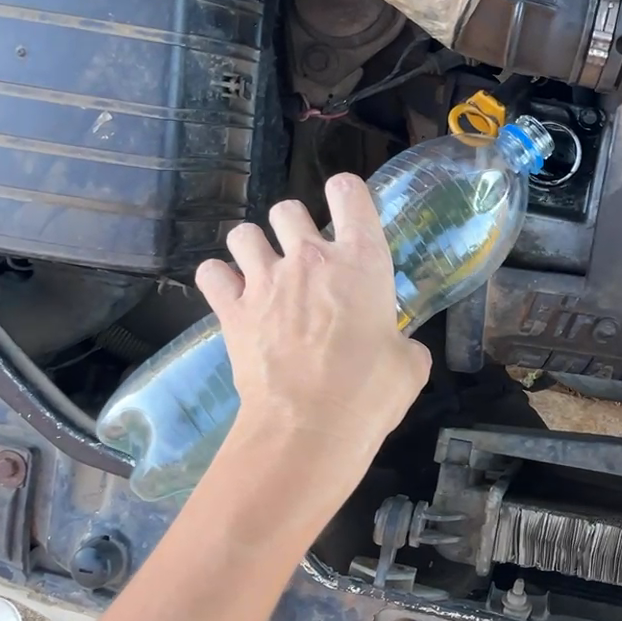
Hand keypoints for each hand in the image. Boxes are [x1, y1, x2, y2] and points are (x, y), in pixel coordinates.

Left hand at [195, 173, 431, 476]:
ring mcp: (264, 280)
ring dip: (254, 248)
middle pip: (289, 208)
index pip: (350, 192)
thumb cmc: (371, 392)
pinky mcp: (231, 309)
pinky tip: (233, 297)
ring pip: (243, 232)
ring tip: (263, 273)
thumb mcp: (410, 364)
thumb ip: (403, 341)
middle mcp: (310, 257)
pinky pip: (210, 272)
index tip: (348, 214)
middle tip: (305, 260)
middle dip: (295, 227)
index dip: (347, 195)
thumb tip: (396, 347)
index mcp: (362, 260)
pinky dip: (220, 281)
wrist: (309, 428)